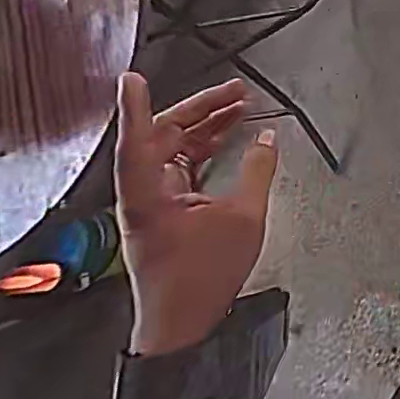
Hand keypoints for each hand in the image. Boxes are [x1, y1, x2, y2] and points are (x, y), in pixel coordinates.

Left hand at [114, 72, 278, 355]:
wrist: (185, 320)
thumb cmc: (205, 277)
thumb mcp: (245, 218)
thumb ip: (257, 171)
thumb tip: (267, 138)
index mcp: (149, 197)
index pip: (138, 142)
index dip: (135, 108)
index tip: (132, 78)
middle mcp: (143, 194)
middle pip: (162, 137)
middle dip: (199, 109)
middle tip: (236, 92)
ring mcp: (152, 201)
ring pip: (173, 149)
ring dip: (204, 126)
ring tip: (238, 107)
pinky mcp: (165, 208)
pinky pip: (182, 165)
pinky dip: (205, 147)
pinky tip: (228, 137)